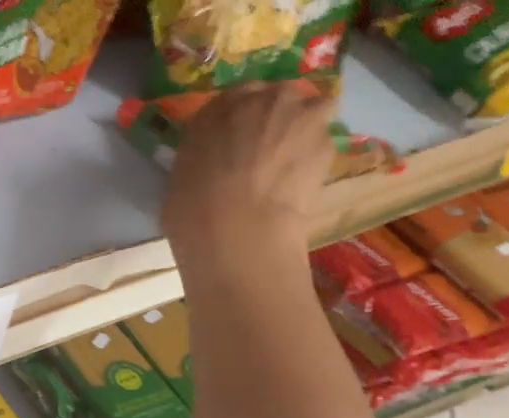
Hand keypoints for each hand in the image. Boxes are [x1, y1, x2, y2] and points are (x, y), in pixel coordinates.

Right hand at [162, 82, 335, 261]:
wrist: (238, 229)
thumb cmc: (191, 207)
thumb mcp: (180, 174)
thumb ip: (202, 150)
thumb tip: (212, 152)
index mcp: (221, 107)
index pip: (234, 97)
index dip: (233, 117)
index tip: (228, 136)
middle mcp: (267, 100)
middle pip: (277, 97)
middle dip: (272, 117)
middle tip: (258, 148)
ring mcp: (304, 116)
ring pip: (309, 112)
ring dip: (299, 129)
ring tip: (282, 162)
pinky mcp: (329, 141)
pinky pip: (318, 142)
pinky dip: (309, 156)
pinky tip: (293, 180)